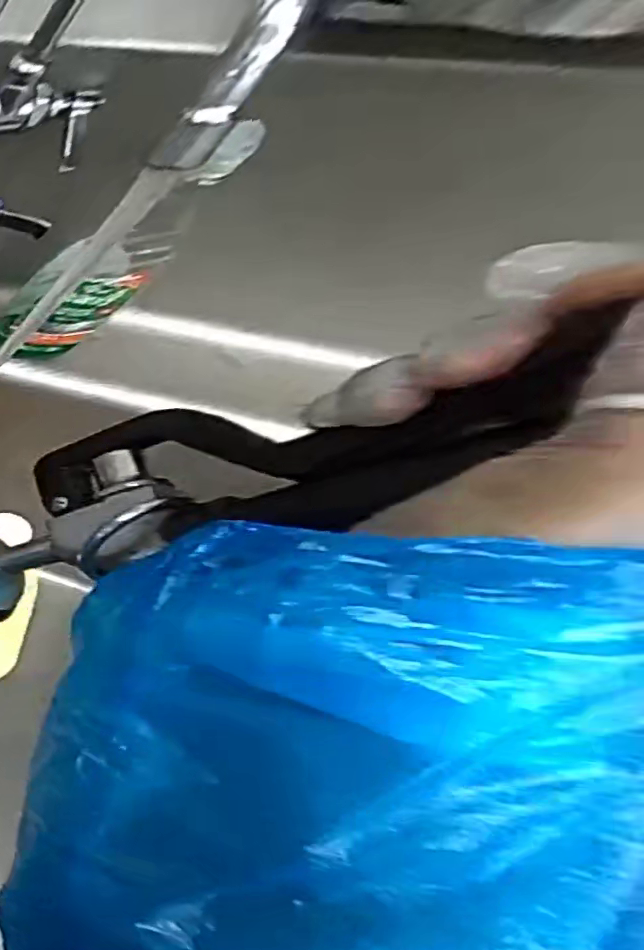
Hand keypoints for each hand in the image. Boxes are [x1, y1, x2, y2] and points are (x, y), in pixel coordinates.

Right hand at [310, 263, 643, 545]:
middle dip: (507, 336)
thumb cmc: (502, 576)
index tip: (558, 298)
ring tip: (379, 406)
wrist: (355, 636)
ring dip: (424, 369)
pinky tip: (351, 416)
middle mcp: (602, 451)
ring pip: (489, 365)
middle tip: (455, 367)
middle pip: (582, 344)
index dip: (624, 296)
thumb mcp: (615, 479)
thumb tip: (635, 296)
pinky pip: (414, 399)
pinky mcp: (431, 468)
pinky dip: (376, 395)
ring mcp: (513, 459)